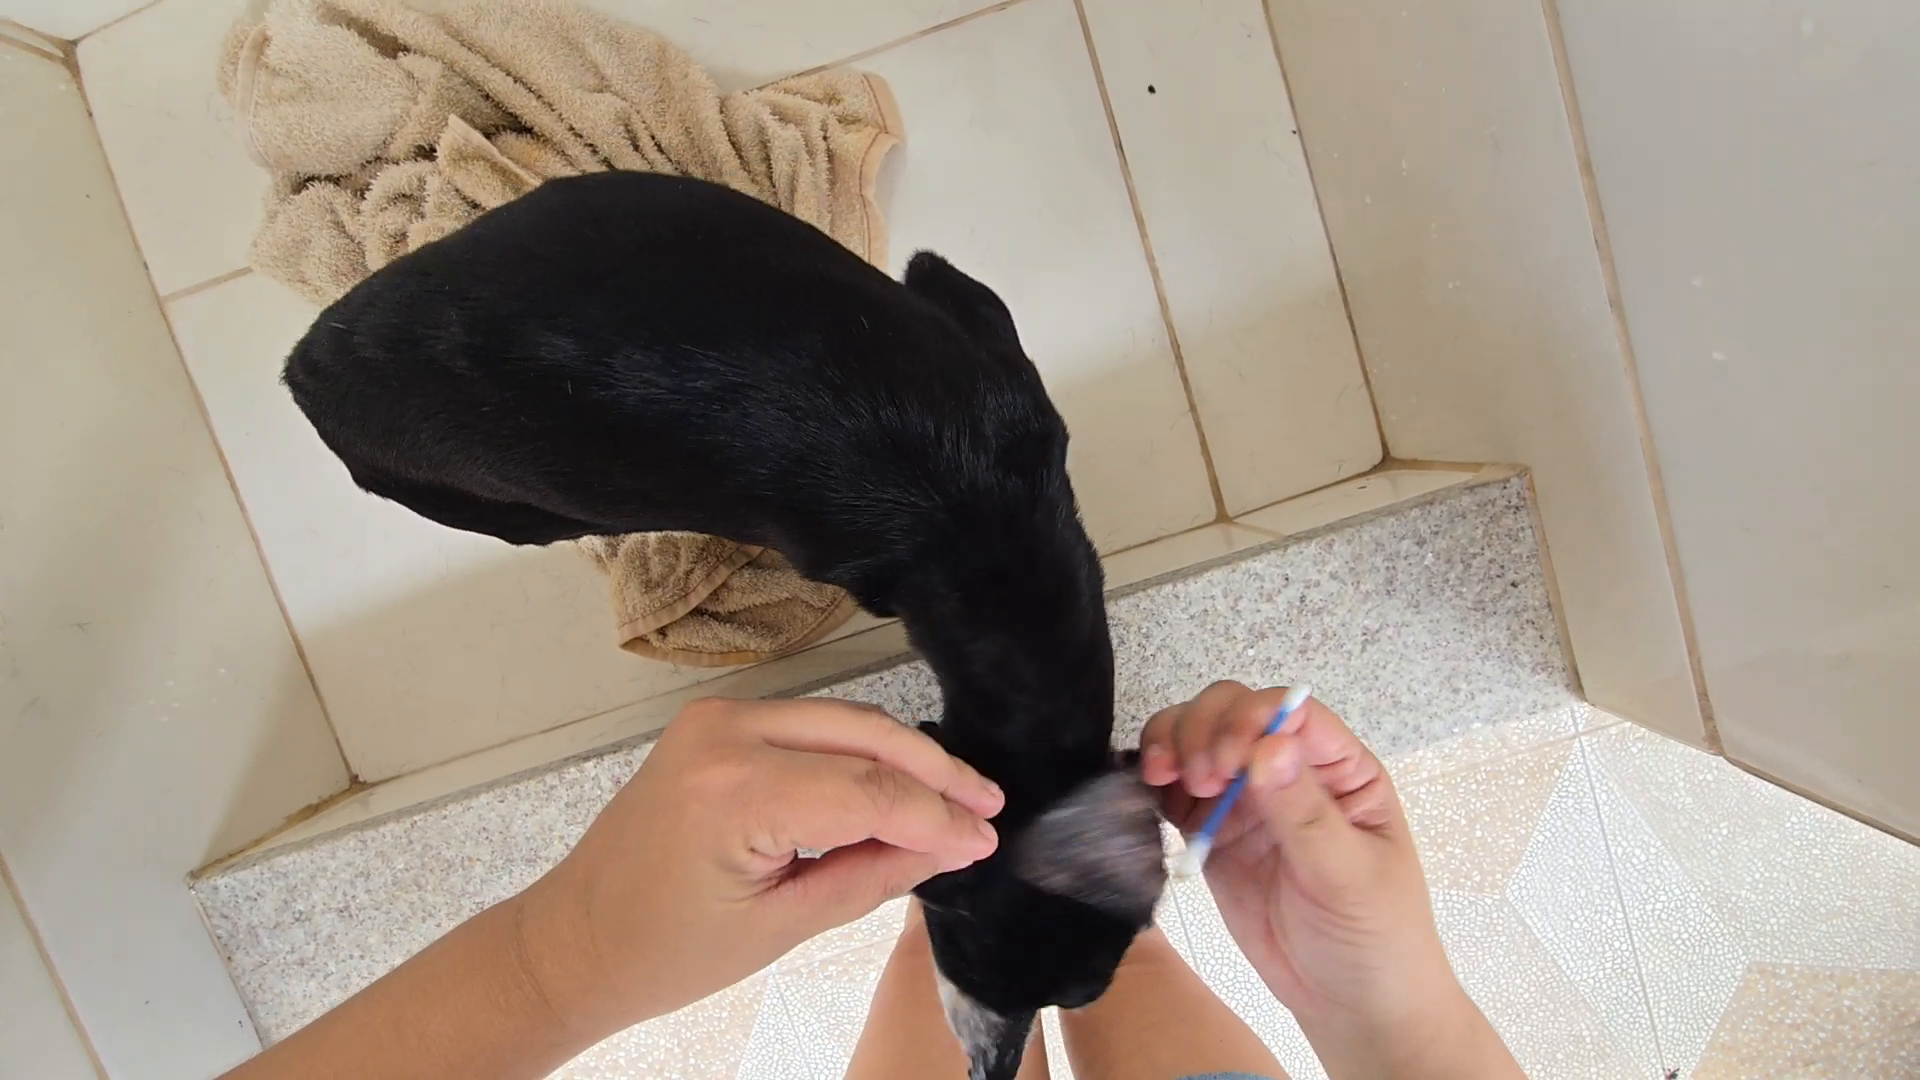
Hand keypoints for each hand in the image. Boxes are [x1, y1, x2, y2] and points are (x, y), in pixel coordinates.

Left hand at [517, 697, 1003, 1037]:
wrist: (572, 937)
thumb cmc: (665, 954)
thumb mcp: (782, 927)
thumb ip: (875, 873)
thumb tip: (953, 844)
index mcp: (734, 790)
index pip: (867, 791)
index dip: (936, 815)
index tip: (985, 837)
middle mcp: (729, 729)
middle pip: (865, 735)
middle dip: (935, 770)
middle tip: (987, 804)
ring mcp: (723, 714)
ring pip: (846, 719)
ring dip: (905, 756)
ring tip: (957, 795)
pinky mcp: (724, 717)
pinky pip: (815, 725)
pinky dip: (863, 752)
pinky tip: (898, 780)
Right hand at [1141, 682, 1518, 1078]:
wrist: (1346, 1005)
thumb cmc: (1373, 938)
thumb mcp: (1350, 876)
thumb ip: (1305, 811)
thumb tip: (1268, 744)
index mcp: (1336, 766)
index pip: (1287, 711)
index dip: (1250, 718)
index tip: (1229, 761)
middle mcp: (1283, 766)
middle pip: (1229, 709)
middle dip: (1203, 729)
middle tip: (1200, 780)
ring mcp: (1240, 794)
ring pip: (1192, 734)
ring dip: (1169, 742)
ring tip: (1163, 778)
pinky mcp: (1205, 824)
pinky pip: (1170, 783)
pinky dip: (1150, 776)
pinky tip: (1147, 791)